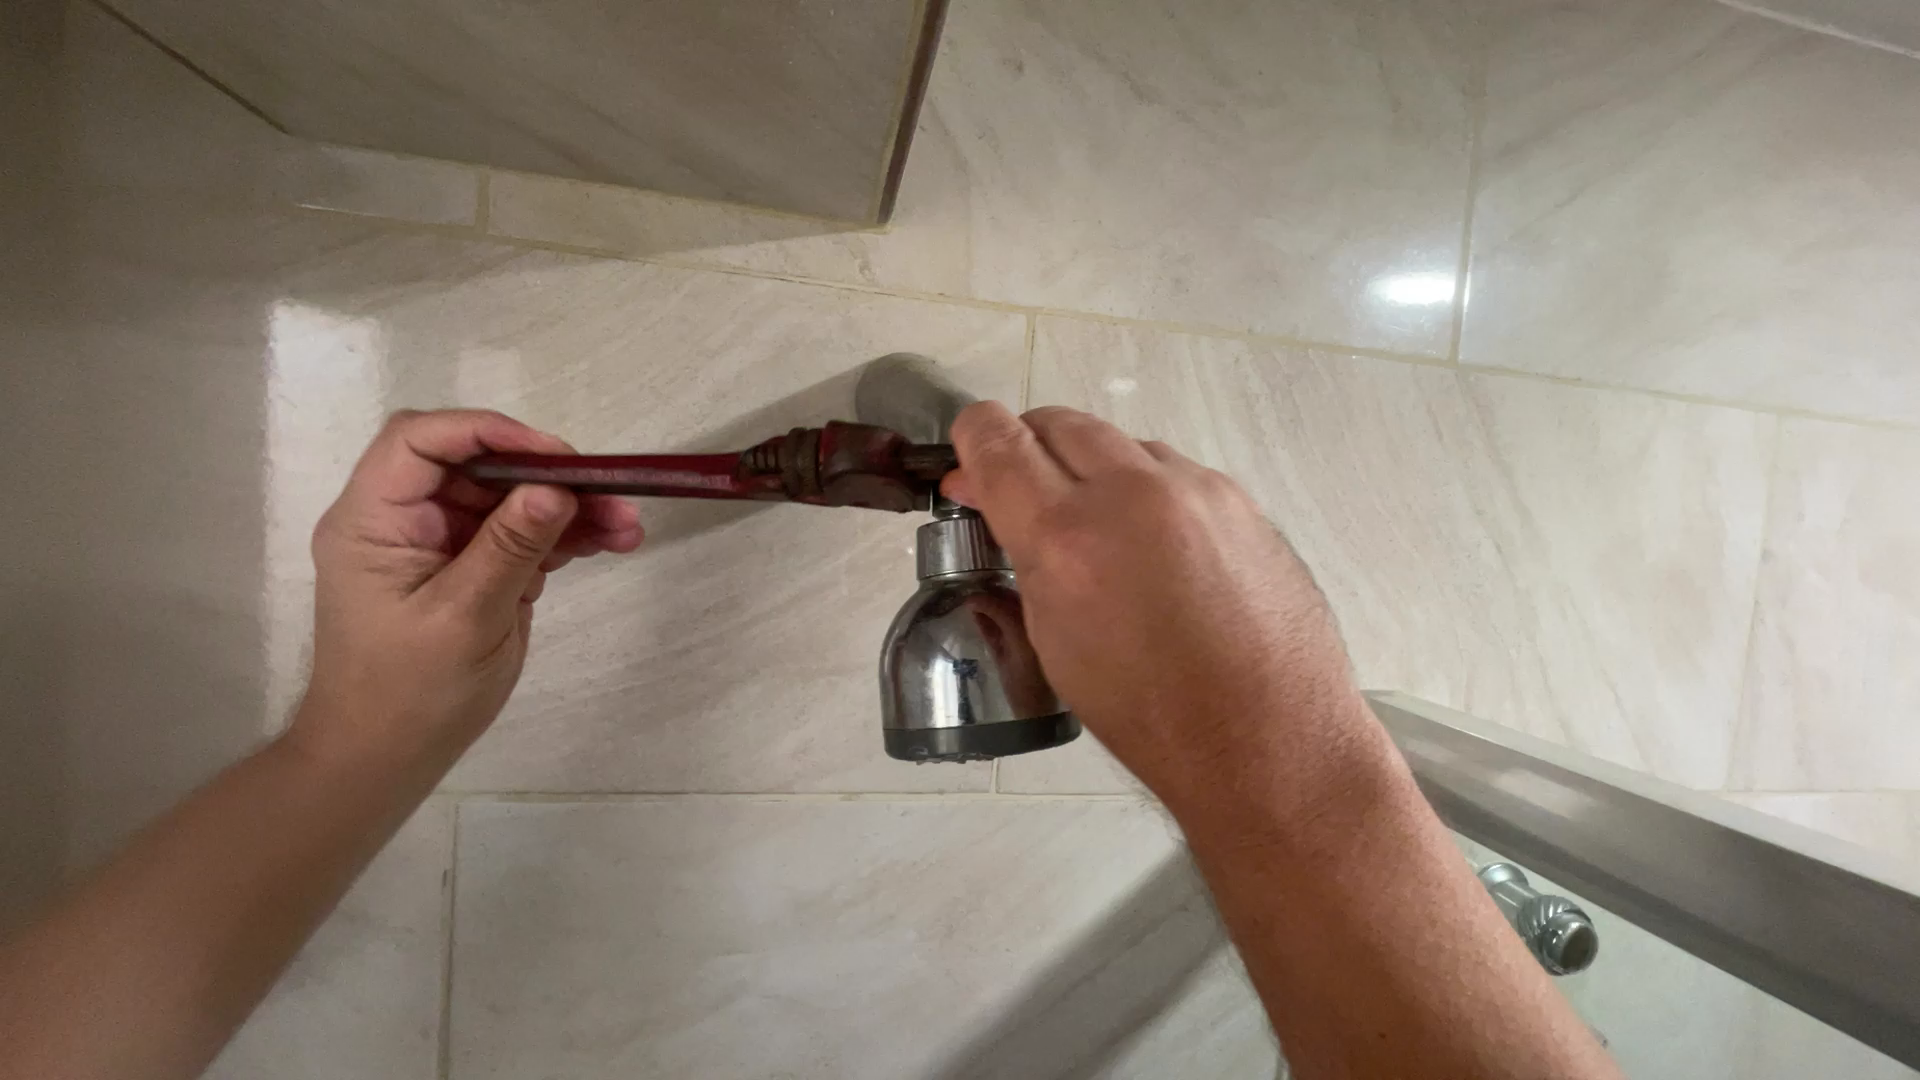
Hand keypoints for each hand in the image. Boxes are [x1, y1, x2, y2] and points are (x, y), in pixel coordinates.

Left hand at [293, 409, 643, 767]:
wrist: (393, 753)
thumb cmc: (410, 690)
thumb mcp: (464, 616)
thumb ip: (509, 547)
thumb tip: (555, 489)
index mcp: (377, 520)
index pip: (421, 442)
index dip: (487, 432)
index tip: (556, 457)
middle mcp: (410, 519)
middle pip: (482, 468)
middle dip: (550, 477)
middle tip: (610, 494)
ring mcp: (448, 543)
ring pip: (515, 500)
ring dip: (573, 508)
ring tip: (628, 527)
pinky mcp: (481, 566)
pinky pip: (529, 535)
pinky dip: (571, 536)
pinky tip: (613, 543)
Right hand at [942, 403, 1367, 812]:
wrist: (1266, 737)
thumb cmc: (1143, 710)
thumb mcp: (1053, 638)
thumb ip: (1021, 555)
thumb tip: (996, 504)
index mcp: (1067, 537)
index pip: (998, 442)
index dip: (972, 437)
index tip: (968, 459)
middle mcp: (1130, 493)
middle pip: (1058, 421)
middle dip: (1028, 445)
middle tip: (1024, 492)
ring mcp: (1194, 488)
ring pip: (1117, 443)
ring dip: (1090, 469)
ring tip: (1099, 529)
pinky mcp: (1239, 498)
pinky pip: (1170, 470)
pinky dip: (1143, 490)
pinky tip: (1155, 545)